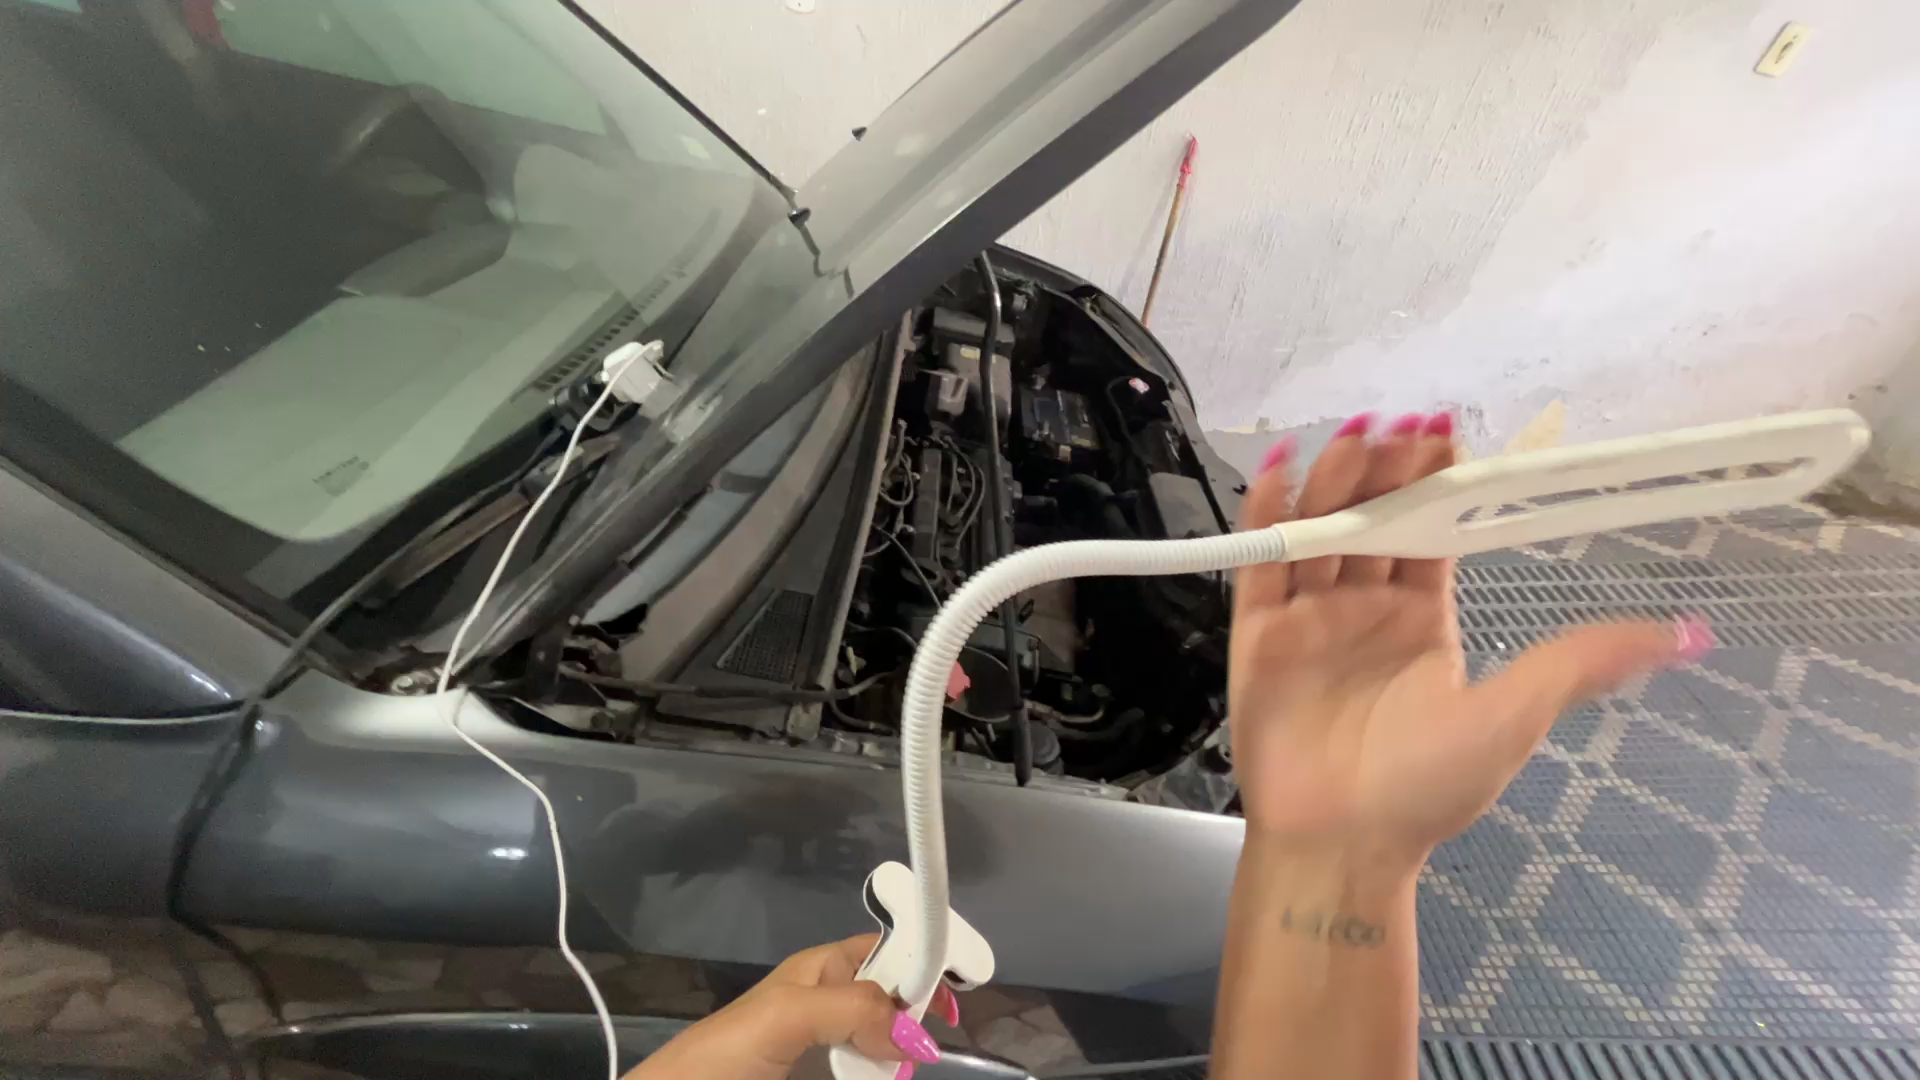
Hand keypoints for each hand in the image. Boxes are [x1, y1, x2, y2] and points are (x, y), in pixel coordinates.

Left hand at [623, 935, 955, 1079]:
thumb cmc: (729, 1050)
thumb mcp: (790, 1014)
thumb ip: (853, 1008)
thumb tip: (917, 1030)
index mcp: (822, 969)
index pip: (884, 951)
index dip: (919, 959)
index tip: (956, 986)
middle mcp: (828, 1002)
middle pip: (889, 998)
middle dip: (917, 1012)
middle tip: (943, 1036)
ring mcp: (825, 1047)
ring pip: (880, 1040)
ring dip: (901, 1051)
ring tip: (919, 1065)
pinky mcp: (823, 1078)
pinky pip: (865, 1071)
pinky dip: (884, 1075)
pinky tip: (894, 1079)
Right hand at [1229, 413, 1706, 874]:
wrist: (1339, 838)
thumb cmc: (1423, 786)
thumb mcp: (1508, 720)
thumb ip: (1573, 664)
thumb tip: (1682, 632)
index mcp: (1421, 620)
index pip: (1428, 537)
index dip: (1436, 487)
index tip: (1448, 438)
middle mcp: (1363, 608)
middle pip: (1371, 524)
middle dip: (1383, 473)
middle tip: (1398, 423)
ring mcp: (1307, 616)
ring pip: (1319, 533)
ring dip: (1333, 483)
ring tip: (1353, 434)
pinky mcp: (1257, 629)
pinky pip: (1261, 564)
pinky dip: (1266, 516)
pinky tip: (1279, 470)